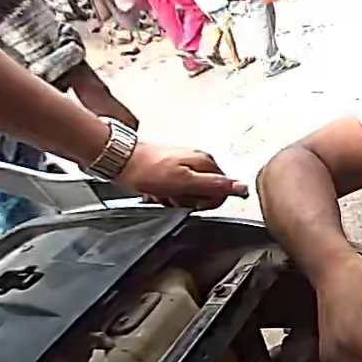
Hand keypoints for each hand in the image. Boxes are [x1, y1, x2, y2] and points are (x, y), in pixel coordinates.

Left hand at [117, 141, 247, 208]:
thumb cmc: (147, 170)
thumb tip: (241, 187)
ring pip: (190, 193)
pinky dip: (166, 195)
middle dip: (190, 200)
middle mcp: (198, 160)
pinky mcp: (171, 169)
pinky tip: (156, 192)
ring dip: (176, 199)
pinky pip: (177, 190)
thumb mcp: (185, 182)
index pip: (223, 190)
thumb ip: (215, 185)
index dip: (207, 202)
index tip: (192, 202)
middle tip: (173, 197)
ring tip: (161, 194)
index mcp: (206, 162)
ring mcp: (184, 164)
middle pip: (206, 192)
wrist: (119, 159)